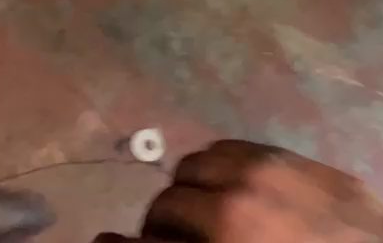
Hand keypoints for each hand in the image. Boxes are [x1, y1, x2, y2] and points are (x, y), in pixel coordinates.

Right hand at [105, 140, 382, 242]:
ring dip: (185, 192)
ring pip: (188, 168)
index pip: (154, 233)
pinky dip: (211, 167)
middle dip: (160, 228)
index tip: (111, 240)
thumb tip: (159, 237)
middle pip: (164, 205)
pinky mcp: (270, 151)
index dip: (125, 241)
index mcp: (223, 239)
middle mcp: (228, 202)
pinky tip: (226, 188)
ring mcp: (250, 170)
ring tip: (199, 215)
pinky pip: (219, 149)